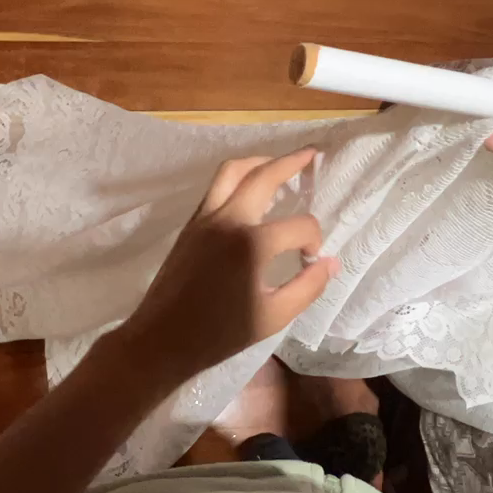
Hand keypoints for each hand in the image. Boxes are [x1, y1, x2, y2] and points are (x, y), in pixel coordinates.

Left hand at [108, 148, 339, 386]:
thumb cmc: (219, 333)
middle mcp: (228, 220)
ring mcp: (205, 217)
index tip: (311, 261)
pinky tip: (250, 190)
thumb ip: (308, 287)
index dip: (313, 241)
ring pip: (233, 171)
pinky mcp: (191, 224)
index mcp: (252, 244)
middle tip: (311, 154)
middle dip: (291, 162)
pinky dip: (238, 178)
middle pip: (264, 175)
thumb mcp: (273, 317)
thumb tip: (330, 262)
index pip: (299, 226)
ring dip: (259, 162)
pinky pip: (216, 187)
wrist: (162, 339)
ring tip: (278, 164)